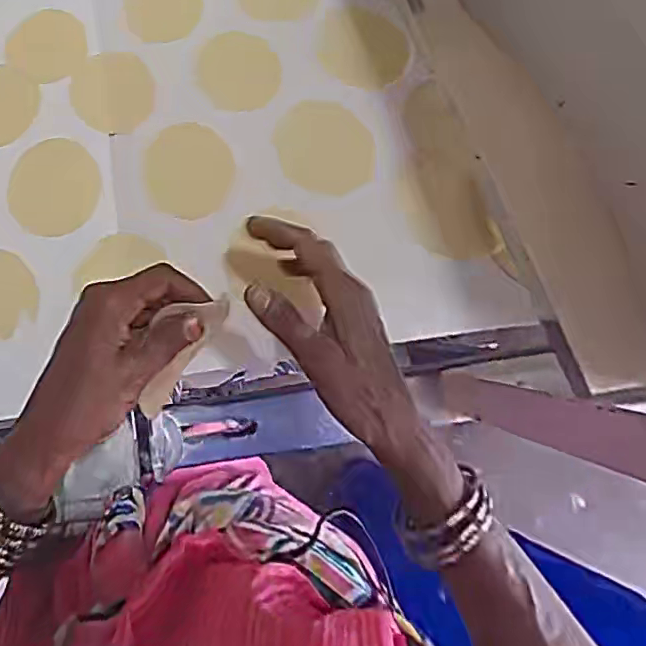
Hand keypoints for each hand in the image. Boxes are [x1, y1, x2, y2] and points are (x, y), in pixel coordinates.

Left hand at [0, 263, 209, 517]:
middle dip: (180, 307)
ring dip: (167, 322)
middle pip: (152, 289)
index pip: (161, 278)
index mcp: (109, 301)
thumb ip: (170, 340)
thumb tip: (197, 319)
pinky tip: (163, 355)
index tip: (210, 312)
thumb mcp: (136, 372)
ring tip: (187, 347)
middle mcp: (100, 300)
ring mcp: (95, 315)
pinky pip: (130, 319)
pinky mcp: (94, 331)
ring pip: (143, 305)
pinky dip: (150, 332)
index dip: (191, 291)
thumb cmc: (84, 406)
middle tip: (203, 331)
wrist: (46, 437)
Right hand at [240, 216, 431, 461]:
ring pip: (325, 263)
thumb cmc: (355, 391)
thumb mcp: (314, 357)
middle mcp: (354, 291)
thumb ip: (284, 321)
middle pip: (319, 249)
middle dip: (287, 236)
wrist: (393, 419)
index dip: (280, 233)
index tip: (252, 226)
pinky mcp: (357, 316)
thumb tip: (254, 289)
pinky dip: (307, 271)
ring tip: (269, 252)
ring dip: (297, 252)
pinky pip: (329, 279)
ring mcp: (358, 302)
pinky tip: (294, 284)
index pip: (309, 249)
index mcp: (344, 294)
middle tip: (256, 233)